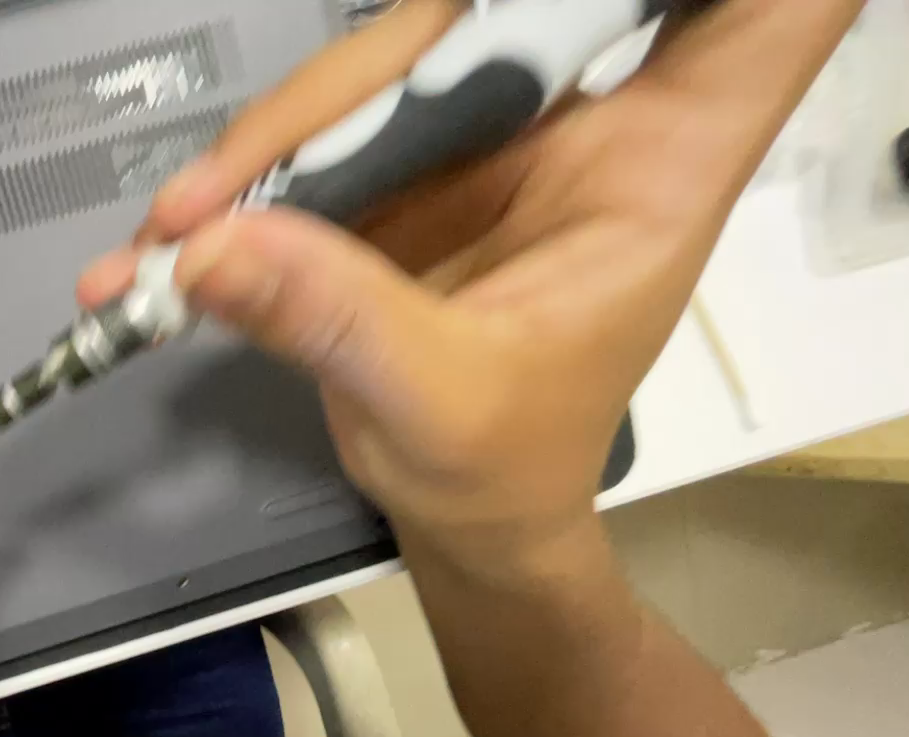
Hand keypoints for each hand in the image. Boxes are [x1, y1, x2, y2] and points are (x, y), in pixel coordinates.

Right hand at [80, 0, 850, 575]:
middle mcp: (564, 126)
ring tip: (156, 243)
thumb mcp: (431, 400)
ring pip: (363, 87)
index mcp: (652, 159)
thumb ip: (336, 318)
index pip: (752, 1)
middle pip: (468, 25)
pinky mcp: (385, 188)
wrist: (460, 514)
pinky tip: (156, 258)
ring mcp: (463, 151)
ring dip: (247, 160)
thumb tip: (206, 249)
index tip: (546, 20)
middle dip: (333, 95)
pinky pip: (303, 160)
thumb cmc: (495, 469)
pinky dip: (226, 205)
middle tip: (207, 194)